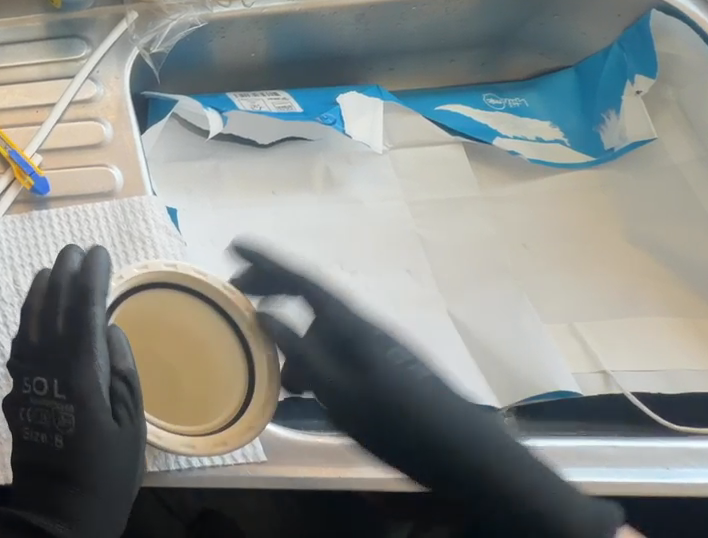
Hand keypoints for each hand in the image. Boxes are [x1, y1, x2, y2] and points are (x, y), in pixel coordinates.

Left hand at [0, 244, 141, 537]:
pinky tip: (35, 308)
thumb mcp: (131, 430)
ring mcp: (26, 372)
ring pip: (29, 318)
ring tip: (53, 268)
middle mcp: (46, 362)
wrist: (55, 512)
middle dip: (64, 273)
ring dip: (41, 288)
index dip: (91, 276)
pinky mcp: (15, 386)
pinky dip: (28, 315)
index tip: (100, 253)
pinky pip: (20, 337)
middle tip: (77, 249)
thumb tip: (108, 328)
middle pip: (52, 305)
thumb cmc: (104, 476)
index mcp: (79, 371)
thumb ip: (122, 374)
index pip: (83, 308)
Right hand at [230, 243, 624, 537]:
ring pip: (322, 326)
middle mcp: (363, 326)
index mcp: (349, 324)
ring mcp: (377, 346)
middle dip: (273, 288)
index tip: (235, 246)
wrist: (472, 461)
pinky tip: (306, 386)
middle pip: (310, 295)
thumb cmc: (397, 423)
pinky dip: (311, 354)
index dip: (266, 262)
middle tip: (238, 293)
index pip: (301, 280)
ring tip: (273, 366)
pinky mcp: (387, 368)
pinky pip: (335, 346)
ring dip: (292, 333)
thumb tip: (262, 313)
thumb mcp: (335, 390)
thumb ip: (297, 350)